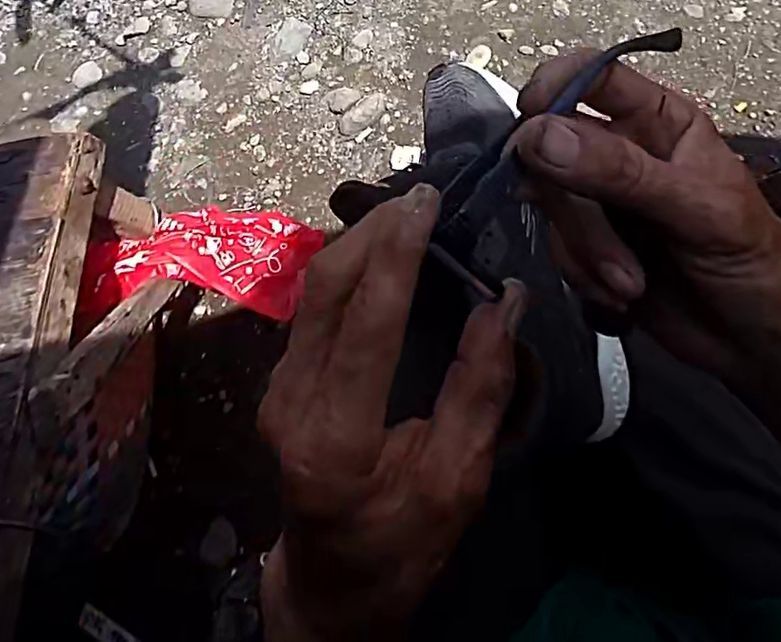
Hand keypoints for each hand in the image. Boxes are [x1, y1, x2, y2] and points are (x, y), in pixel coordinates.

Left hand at [258, 184, 525, 641]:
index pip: (366, 324)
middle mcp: (291, 400)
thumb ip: (479, 388)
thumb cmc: (401, 545)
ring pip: (313, 288)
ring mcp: (277, 385)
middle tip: (421, 196)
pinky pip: (313, 303)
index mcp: (335, 439)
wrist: (330, 585)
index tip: (427, 203)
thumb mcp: (459, 481)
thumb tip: (503, 300)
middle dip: (373, 230)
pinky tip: (381, 248)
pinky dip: (349, 265)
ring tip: (405, 211)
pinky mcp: (281, 376)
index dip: (398, 255)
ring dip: (358, 240)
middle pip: (325, 288)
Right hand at [507, 51, 780, 377]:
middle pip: (554, 144)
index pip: (593, 76)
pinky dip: (581, 273)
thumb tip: (541, 134)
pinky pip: (552, 242)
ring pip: (548, 198)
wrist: (755, 347)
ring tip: (632, 282)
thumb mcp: (702, 212)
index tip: (533, 112)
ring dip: (585, 248)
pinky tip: (621, 293)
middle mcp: (618, 149)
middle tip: (609, 245)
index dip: (555, 83)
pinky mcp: (582, 240)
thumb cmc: (755, 265)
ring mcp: (596, 195)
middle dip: (576, 205)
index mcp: (658, 120)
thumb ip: (622, 171)